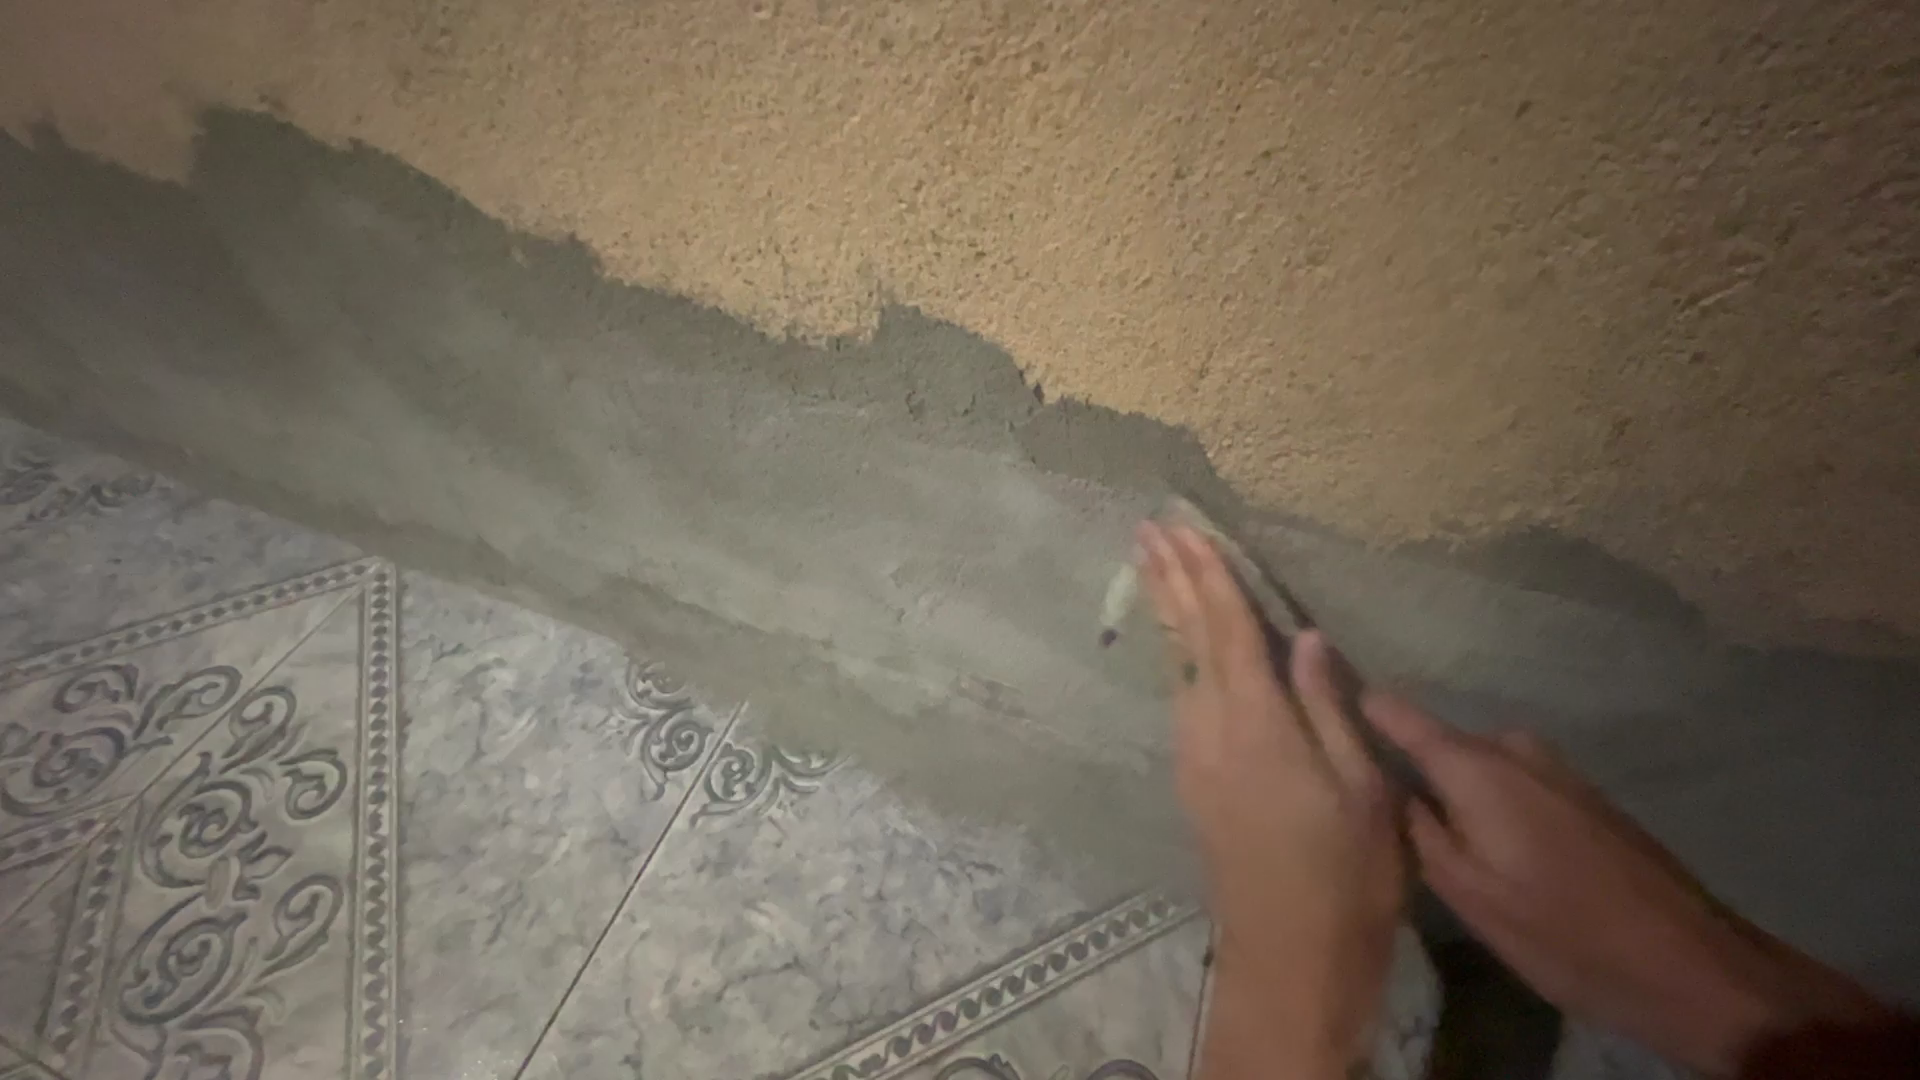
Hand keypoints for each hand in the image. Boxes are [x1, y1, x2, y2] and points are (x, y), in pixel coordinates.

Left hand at [1137, 522, 1404, 1077]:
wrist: (1286, 949)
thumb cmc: (1344, 873)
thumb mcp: (1361, 790)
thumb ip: (1326, 706)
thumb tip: (1304, 637)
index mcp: (1256, 720)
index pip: (1227, 627)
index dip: (1207, 573)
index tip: (1183, 528)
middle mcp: (1209, 724)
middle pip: (1184, 633)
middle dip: (1166, 576)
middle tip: (1143, 527)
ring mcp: (1191, 748)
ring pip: (1173, 658)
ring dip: (1163, 605)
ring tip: (1149, 561)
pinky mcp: (1189, 771)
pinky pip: (1177, 688)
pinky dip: (1173, 646)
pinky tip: (1172, 632)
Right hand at [1365, 694, 1887, 1075]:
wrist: (1699, 971)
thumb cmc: (1563, 931)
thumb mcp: (1464, 890)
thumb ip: (1411, 825)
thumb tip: (1377, 781)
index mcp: (1471, 764)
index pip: (1390, 709)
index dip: (1349, 696)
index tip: (1310, 691)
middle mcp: (1508, 748)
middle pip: (1430, 740)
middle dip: (1401, 765)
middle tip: (1375, 810)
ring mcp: (1550, 766)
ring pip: (1469, 763)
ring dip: (1445, 787)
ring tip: (1431, 836)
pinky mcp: (1577, 791)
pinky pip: (1505, 778)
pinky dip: (1483, 799)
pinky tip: (1489, 846)